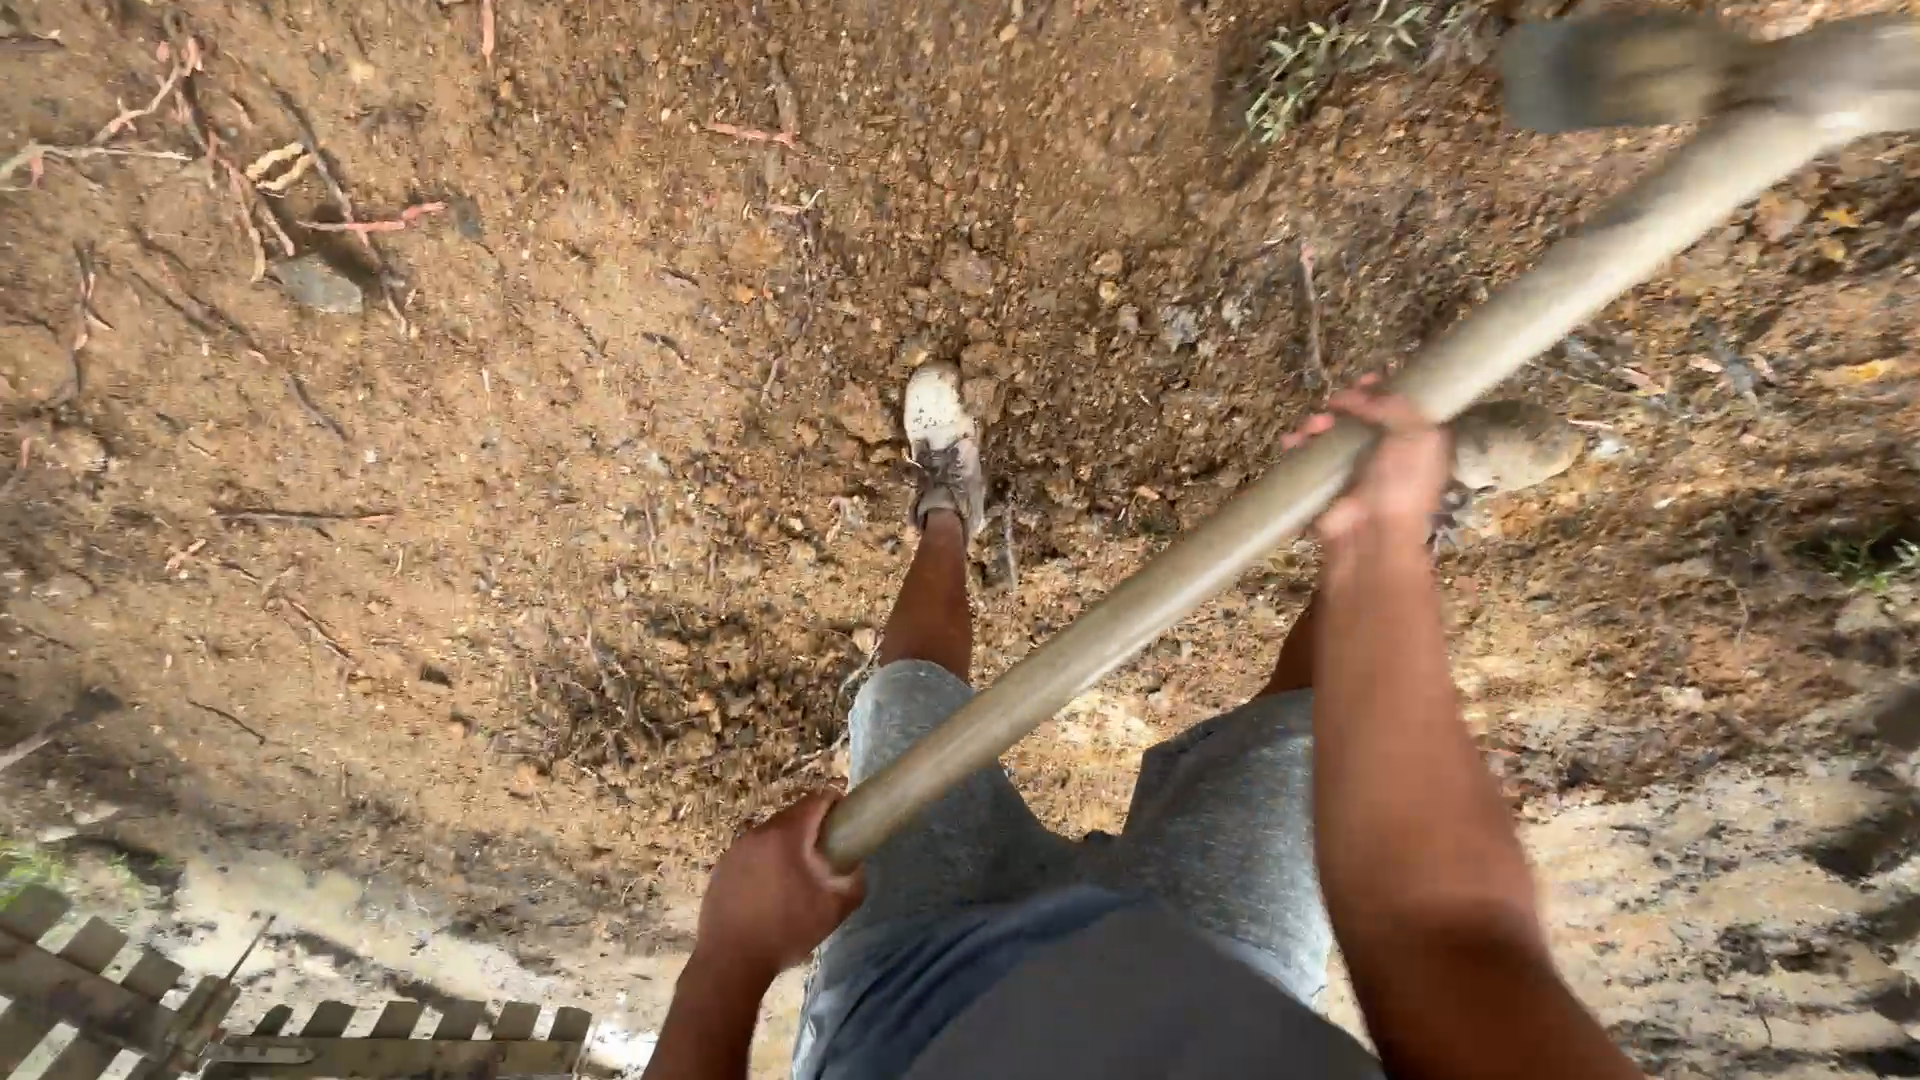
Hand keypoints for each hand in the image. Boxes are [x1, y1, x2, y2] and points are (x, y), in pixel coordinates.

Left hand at [692, 792, 865, 982]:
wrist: (729, 965)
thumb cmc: (785, 931)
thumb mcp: (834, 909)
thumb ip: (854, 881)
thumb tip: (855, 865)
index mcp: (785, 835)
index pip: (816, 800)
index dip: (835, 804)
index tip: (846, 823)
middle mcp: (757, 834)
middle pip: (792, 817)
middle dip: (812, 829)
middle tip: (825, 856)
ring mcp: (734, 851)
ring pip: (770, 836)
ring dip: (787, 847)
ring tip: (796, 878)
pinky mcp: (720, 869)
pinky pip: (751, 854)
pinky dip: (765, 863)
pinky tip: (768, 894)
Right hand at [1282, 380, 1451, 547]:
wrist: (1372, 533)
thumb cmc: (1403, 485)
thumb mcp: (1416, 435)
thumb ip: (1393, 406)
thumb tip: (1358, 394)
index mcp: (1412, 440)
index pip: (1396, 405)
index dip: (1381, 389)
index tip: (1365, 380)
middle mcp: (1381, 451)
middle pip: (1357, 415)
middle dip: (1343, 404)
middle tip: (1334, 405)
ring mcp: (1349, 468)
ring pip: (1328, 433)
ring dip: (1317, 424)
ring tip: (1312, 427)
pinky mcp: (1322, 483)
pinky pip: (1305, 457)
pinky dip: (1296, 446)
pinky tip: (1292, 442)